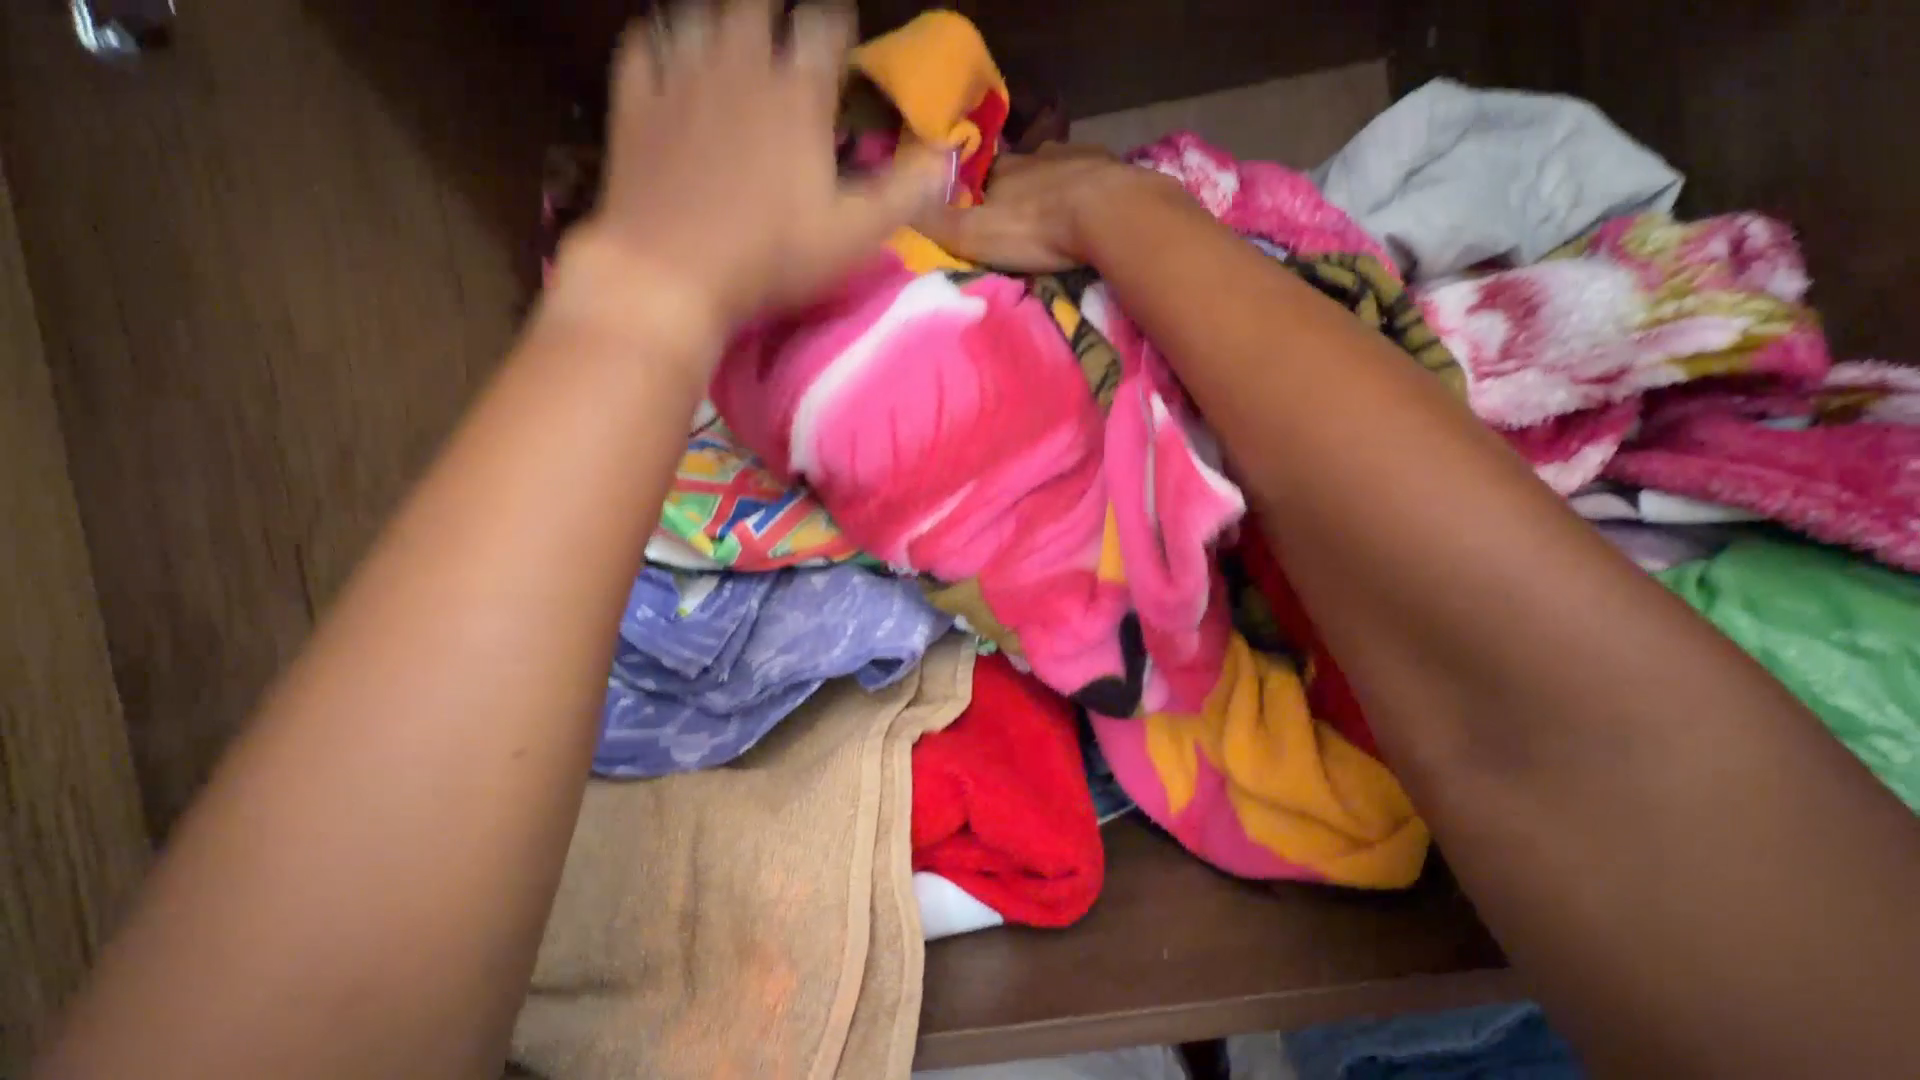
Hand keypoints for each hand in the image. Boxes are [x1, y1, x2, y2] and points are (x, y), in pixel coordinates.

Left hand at [554, 1, 950, 344]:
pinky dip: (658, 41)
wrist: (669, 273)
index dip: (834, 26)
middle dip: (775, 11)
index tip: (838, 43)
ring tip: (731, 38)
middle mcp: (739, 67)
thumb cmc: (770, 258)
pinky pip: (642, 44)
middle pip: (756, 3)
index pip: (824, 25)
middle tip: (782, 31)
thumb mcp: (853, 236)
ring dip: (718, 19)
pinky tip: (668, 56)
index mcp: (797, 95)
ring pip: (696, 12)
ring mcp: (681, 78)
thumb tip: (947, 158)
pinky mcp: (635, 101)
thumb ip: (903, 193)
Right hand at [915, 143, 1188, 271]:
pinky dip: (1086, 191)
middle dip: (1016, 190)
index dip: (973, 189)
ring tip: (1055, 215)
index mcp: (1001, 169)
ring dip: (1052, 189)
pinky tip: (1090, 210)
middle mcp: (1036, 154)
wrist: (1109, 213)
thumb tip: (899, 207)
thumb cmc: (1036, 227)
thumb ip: (939, 223)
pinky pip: (1091, 177)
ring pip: (1056, 170)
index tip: (971, 206)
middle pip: (1019, 170)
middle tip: (1017, 216)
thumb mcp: (974, 234)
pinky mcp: (1110, 168)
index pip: (978, 174)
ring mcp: (1076, 156)